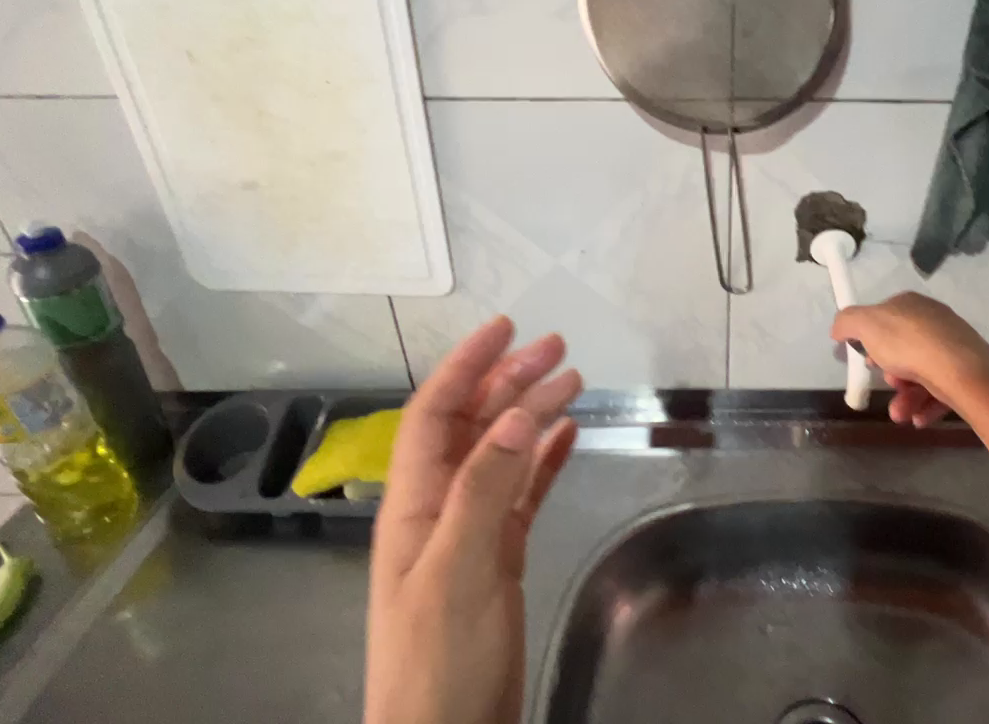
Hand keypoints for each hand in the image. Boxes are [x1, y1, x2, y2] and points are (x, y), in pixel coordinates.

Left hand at [364, 317, 582, 723]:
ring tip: (573, 380)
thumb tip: (518, 414)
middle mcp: (441, 507)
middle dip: (510, 381)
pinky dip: (545, 461)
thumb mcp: (457, 570)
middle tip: (557, 347)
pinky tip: (568, 437)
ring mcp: (472, 532)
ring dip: (533, 414)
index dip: (465, 367)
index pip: (435, 415)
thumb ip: (484, 489)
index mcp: (415, 503)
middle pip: (475, 427)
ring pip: (504, 454)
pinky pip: (524, 493)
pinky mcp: (500, 557)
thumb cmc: (438, 660)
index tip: (505, 328)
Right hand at [831, 292, 988, 427]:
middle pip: (901, 350)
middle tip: (887, 385)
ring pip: (919, 374)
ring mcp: (953, 345)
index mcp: (911, 304)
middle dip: (889, 374)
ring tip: (901, 414)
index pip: (883, 319)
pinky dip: (925, 405)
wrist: (962, 373)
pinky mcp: (967, 371)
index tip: (866, 361)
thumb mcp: (865, 324)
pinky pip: (939, 389)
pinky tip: (918, 419)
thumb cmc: (909, 344)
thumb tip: (839, 329)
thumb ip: (846, 322)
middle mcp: (933, 320)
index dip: (870, 340)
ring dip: (904, 398)